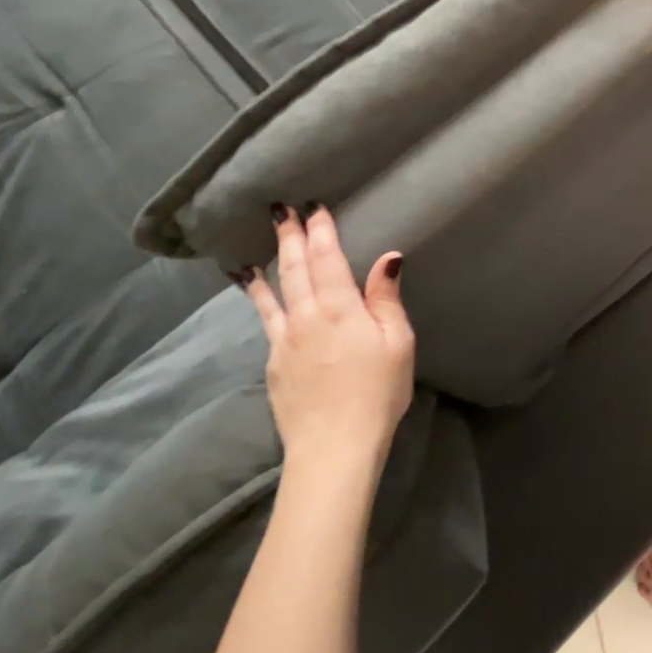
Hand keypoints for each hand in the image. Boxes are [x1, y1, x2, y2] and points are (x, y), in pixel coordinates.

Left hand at [239, 204, 414, 470]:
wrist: (333, 445)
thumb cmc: (377, 392)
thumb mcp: (398, 343)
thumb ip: (387, 299)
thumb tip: (387, 258)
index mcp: (339, 308)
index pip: (327, 259)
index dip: (320, 231)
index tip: (314, 207)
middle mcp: (305, 316)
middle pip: (295, 269)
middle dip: (289, 237)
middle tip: (280, 210)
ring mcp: (283, 340)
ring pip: (273, 292)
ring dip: (267, 264)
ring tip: (255, 245)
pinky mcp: (273, 362)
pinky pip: (265, 317)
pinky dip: (257, 296)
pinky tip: (253, 291)